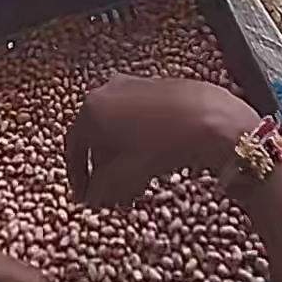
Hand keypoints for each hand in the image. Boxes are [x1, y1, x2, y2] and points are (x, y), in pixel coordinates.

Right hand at [64, 75, 261, 205]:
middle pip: (96, 135)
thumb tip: (92, 196)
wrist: (207, 118)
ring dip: (121, 156)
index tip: (84, 195)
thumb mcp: (124, 175)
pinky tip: (151, 161)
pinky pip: (137, 118)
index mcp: (91, 108)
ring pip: (118, 126)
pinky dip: (138, 140)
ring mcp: (132, 85)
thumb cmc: (162, 143)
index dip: (78, 175)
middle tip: (110, 192)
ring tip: (134, 183)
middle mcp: (107, 91)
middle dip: (102, 167)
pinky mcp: (156, 86)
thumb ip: (101, 188)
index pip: (74, 146)